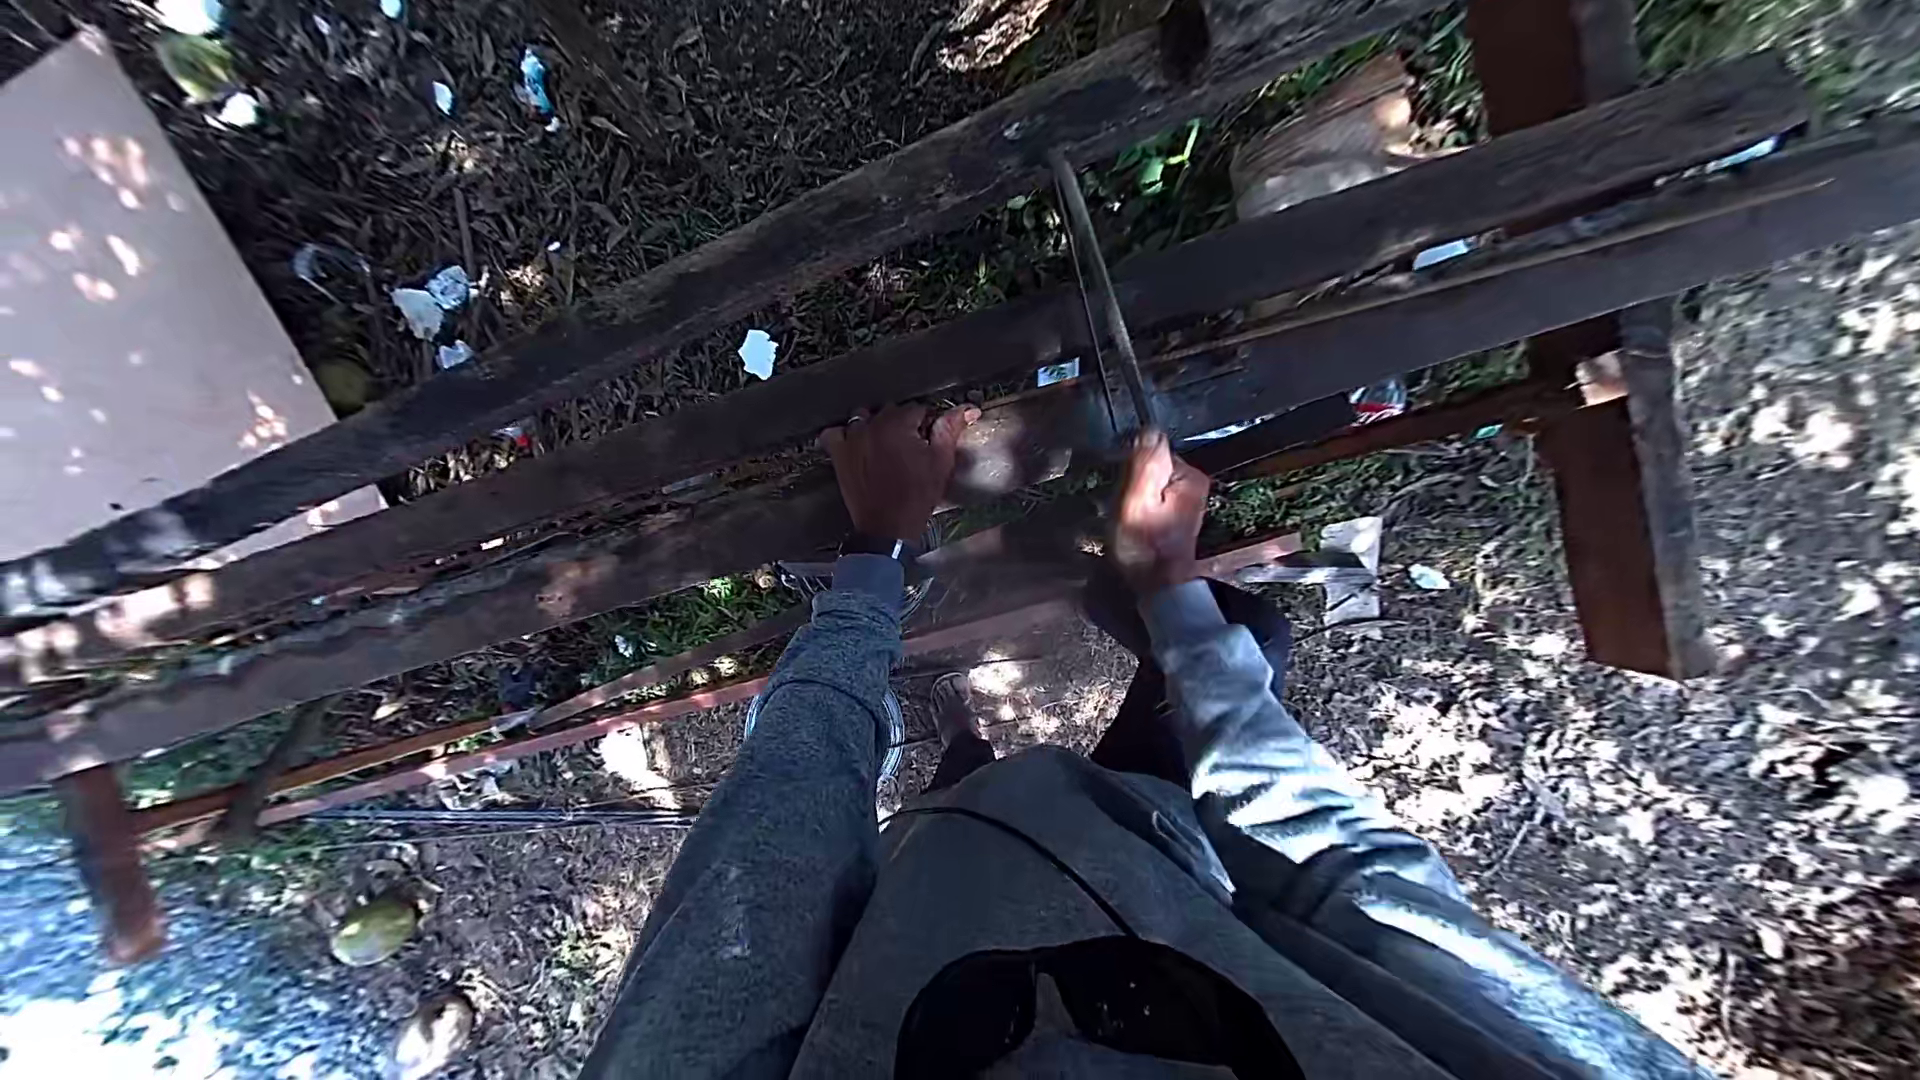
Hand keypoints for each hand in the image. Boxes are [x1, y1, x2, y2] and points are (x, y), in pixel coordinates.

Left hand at [820, 403, 980, 539]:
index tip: (929, 439)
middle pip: (891, 411)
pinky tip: (856, 444)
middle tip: (912, 447)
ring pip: (864, 418)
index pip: (917, 409)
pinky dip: (844, 435)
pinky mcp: (839, 455)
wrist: (888, 527)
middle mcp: (871, 426)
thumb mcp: (940, 463)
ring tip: (887, 446)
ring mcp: (852, 439)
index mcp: (898, 424)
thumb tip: (966, 409)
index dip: (926, 423)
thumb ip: (949, 431)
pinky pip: (834, 434)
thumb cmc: (918, 496)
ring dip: (876, 426)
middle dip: (903, 424)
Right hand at [1112, 429, 1209, 592]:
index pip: (1152, 450)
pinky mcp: (1178, 512)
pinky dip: (1140, 506)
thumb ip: (1144, 465)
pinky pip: (1152, 496)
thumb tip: (1149, 428)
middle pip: (1151, 465)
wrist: (1158, 587)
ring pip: (1149, 481)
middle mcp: (1194, 482)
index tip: (1122, 488)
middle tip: (1124, 507)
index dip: (1130, 466)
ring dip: (1134, 495)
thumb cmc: (1144, 546)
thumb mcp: (1136, 502)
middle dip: (1132, 481)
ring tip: (1127, 517)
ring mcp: (1187, 499)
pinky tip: (1134, 523)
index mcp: (1188, 475)